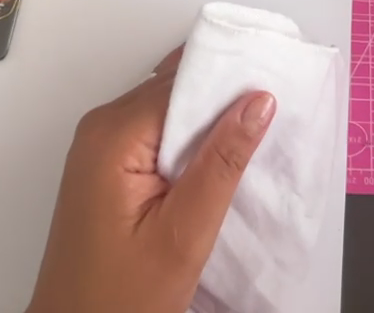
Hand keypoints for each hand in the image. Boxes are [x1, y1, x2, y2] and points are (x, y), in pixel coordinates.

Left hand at [28, 48, 275, 312]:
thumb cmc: (119, 300)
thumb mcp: (183, 234)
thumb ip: (221, 162)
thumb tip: (258, 101)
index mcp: (113, 135)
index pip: (183, 82)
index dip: (228, 83)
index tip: (272, 89)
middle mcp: (101, 127)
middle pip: (174, 87)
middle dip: (220, 99)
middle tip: (266, 119)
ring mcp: (101, 144)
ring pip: (169, 106)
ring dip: (206, 120)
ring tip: (245, 141)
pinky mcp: (108, 162)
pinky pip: (157, 128)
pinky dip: (189, 138)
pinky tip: (213, 159)